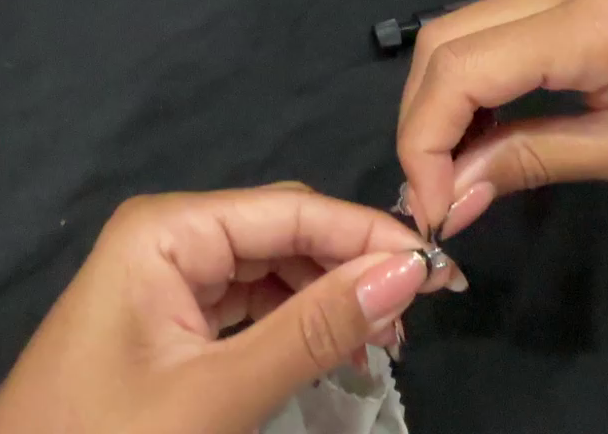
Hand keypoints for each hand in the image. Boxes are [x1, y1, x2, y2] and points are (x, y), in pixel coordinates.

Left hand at [0, 184, 451, 433]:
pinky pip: (251, 303)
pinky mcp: (173, 315)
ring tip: (386, 339)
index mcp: (170, 228)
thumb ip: (313, 330)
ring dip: (329, 299)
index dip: (366, 232)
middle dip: (350, 267)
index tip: (437, 264)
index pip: (291, 210)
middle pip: (284, 234)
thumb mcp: (217, 396)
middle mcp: (172, 234)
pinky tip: (336, 349)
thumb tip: (407, 268)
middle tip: (419, 310)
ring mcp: (170, 273)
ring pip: (273, 268)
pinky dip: (296, 325)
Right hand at [396, 0, 607, 237]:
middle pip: (443, 40)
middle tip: (436, 190)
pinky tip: (486, 123)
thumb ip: (533, 158)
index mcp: (586, 25)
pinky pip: (493, 27)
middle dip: (421, 118)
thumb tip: (450, 192)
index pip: (460, 69)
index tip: (433, 207)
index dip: (425, 138)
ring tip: (456, 164)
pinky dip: (472, 77)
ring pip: (459, 29)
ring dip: (442, 97)